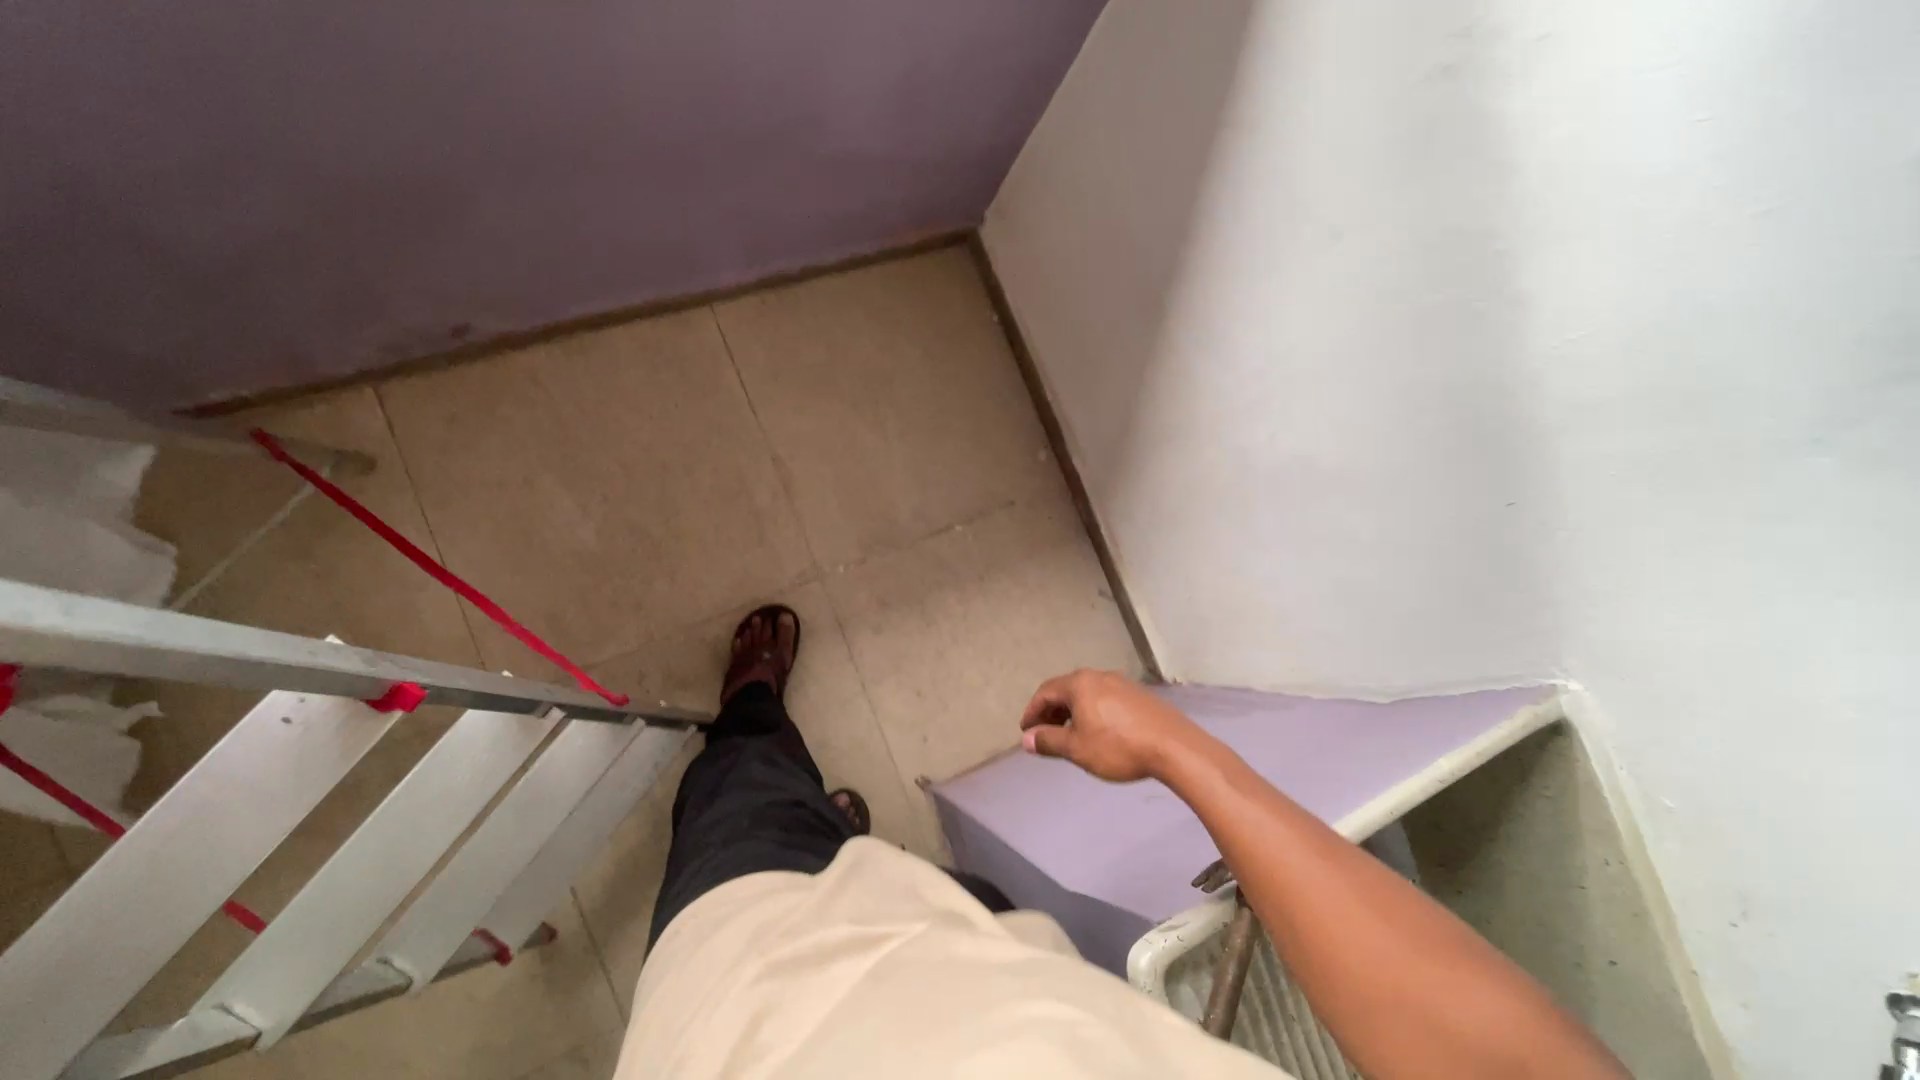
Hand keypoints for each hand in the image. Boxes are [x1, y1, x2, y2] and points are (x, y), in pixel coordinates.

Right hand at [1019, 669, 1205, 781]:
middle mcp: (1099, 676)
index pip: (1045, 692)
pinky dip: (1093, 712)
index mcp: (1080, 684)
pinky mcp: (1140, 695)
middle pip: (1066, 690)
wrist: (1174, 747)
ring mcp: (1123, 683)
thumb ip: (1049, 741)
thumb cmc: (1118, 746)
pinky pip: (1106, 699)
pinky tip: (1099, 732)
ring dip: (1073, 712)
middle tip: (1045, 734)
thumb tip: (1027, 739)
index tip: (1026, 732)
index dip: (1032, 712)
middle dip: (1052, 712)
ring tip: (1071, 735)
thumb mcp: (1077, 748)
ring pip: (1088, 694)